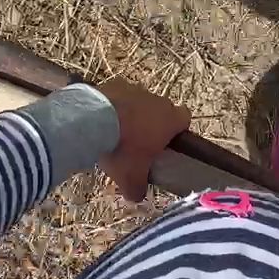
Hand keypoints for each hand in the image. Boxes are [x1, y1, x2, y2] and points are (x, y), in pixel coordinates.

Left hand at [95, 78, 190, 200]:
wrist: (93, 121)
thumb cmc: (123, 150)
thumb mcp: (131, 178)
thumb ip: (138, 188)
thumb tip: (137, 195)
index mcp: (169, 119)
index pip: (185, 118)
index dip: (177, 130)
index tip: (166, 144)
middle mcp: (158, 100)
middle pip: (162, 110)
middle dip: (152, 124)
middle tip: (137, 145)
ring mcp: (137, 89)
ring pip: (140, 102)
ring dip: (132, 115)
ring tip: (115, 134)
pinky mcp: (116, 83)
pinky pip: (119, 96)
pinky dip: (113, 107)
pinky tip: (101, 122)